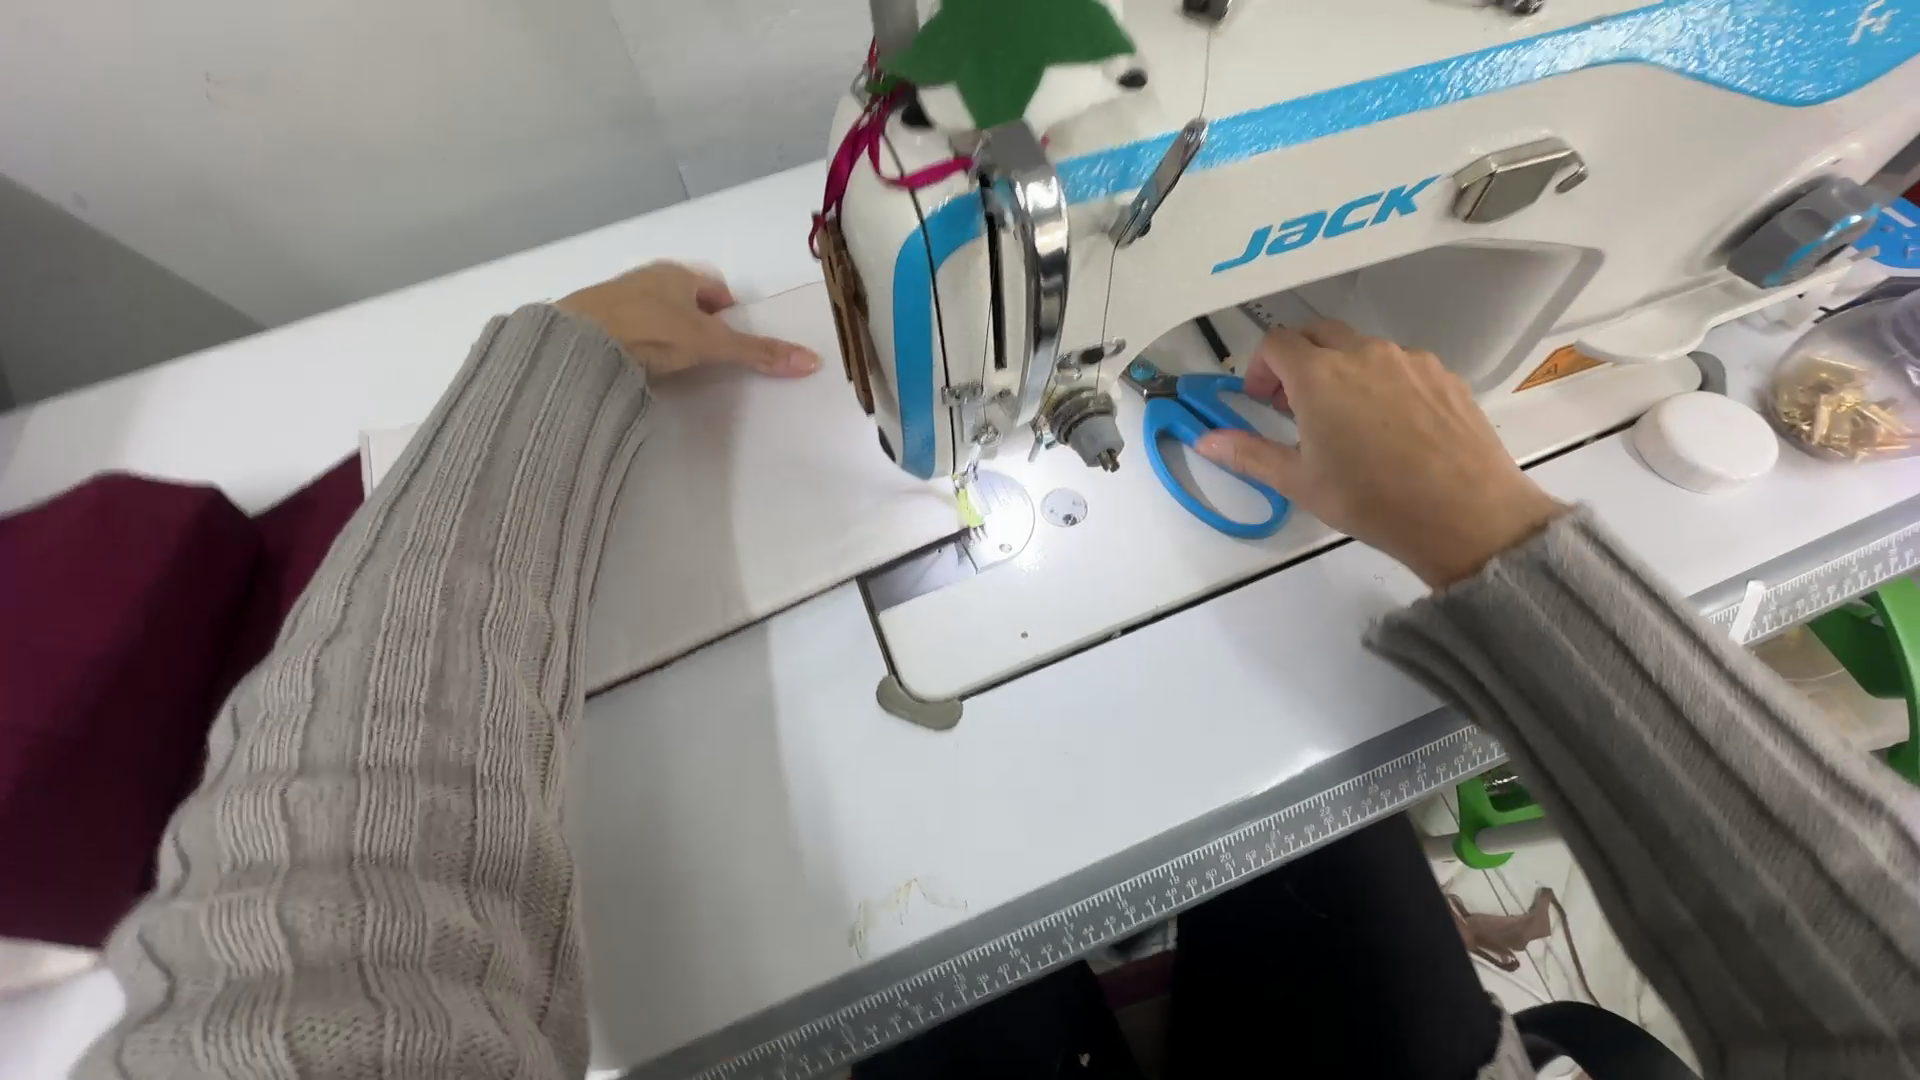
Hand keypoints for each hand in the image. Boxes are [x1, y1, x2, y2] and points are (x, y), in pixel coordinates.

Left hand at [556, 263, 820, 377]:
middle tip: (707, 354)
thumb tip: (812, 360)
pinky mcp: (595, 320)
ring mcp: (618, 297)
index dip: (727, 310)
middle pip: (685, 300)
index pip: (713, 286)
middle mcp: (647, 278)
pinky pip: (629, 328)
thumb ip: (758, 353)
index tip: (730, 336)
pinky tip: (642, 364)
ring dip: (668, 333)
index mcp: (677, 274)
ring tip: (675, 363)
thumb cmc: (653, 330)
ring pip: (656, 313)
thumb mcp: (712, 343)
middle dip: (699, 323)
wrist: (580, 343)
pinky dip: (641, 343)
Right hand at [1196, 320, 1564, 587]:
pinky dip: (1379, 381)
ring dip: (1338, 370)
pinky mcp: (1444, 376)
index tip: (1261, 401)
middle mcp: (1364, 354)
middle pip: (1317, 334)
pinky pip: (1399, 364)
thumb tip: (1204, 440)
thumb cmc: (1369, 499)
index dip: (1259, 368)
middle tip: (1293, 405)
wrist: (1464, 514)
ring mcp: (1410, 361)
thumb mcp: (1297, 481)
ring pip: (1360, 348)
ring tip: (1343, 420)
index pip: (1275, 343)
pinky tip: (1388, 428)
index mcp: (1319, 375)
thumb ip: (1246, 453)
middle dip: (1295, 361)